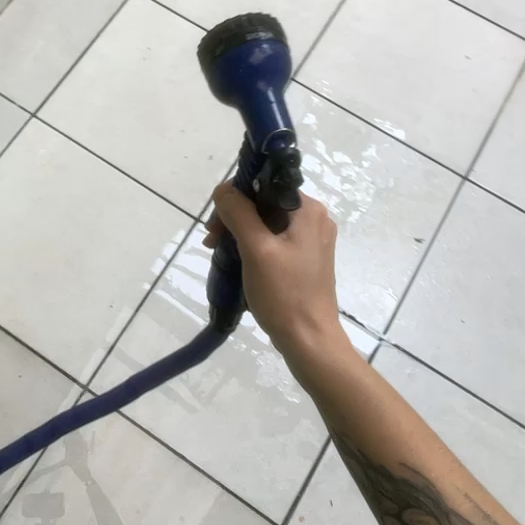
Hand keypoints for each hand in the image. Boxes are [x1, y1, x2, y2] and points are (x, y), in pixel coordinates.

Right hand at [205, 181, 342, 360]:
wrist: (309, 340)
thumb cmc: (284, 294)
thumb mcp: (256, 249)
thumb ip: (238, 213)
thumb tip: (223, 190)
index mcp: (307, 209)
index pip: (263, 184)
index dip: (234, 197)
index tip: (214, 225)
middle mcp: (313, 218)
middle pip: (262, 203)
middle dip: (233, 218)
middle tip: (212, 243)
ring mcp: (310, 239)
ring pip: (265, 222)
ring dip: (239, 233)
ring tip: (220, 254)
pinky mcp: (304, 258)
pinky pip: (272, 240)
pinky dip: (251, 246)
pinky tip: (237, 261)